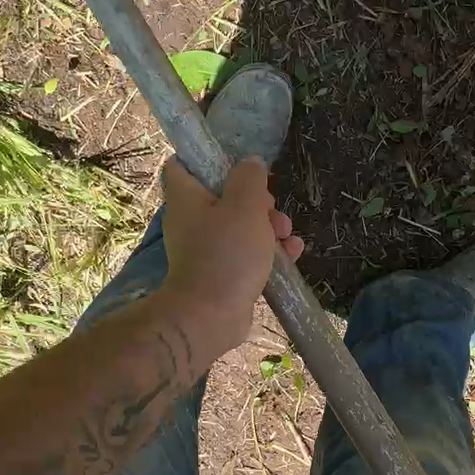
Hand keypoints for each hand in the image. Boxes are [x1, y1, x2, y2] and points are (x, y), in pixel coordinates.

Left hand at [158, 158, 302, 360]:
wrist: (211, 316)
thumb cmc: (226, 252)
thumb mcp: (245, 205)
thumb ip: (249, 178)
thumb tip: (250, 163)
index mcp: (186, 197)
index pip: (182, 165)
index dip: (207, 159)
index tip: (237, 163)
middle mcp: (190, 220)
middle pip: (223, 196)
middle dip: (256, 200)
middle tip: (273, 208)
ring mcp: (204, 249)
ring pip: (238, 226)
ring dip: (268, 226)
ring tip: (288, 235)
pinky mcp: (220, 273)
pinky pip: (245, 253)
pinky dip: (266, 251)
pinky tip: (292, 253)